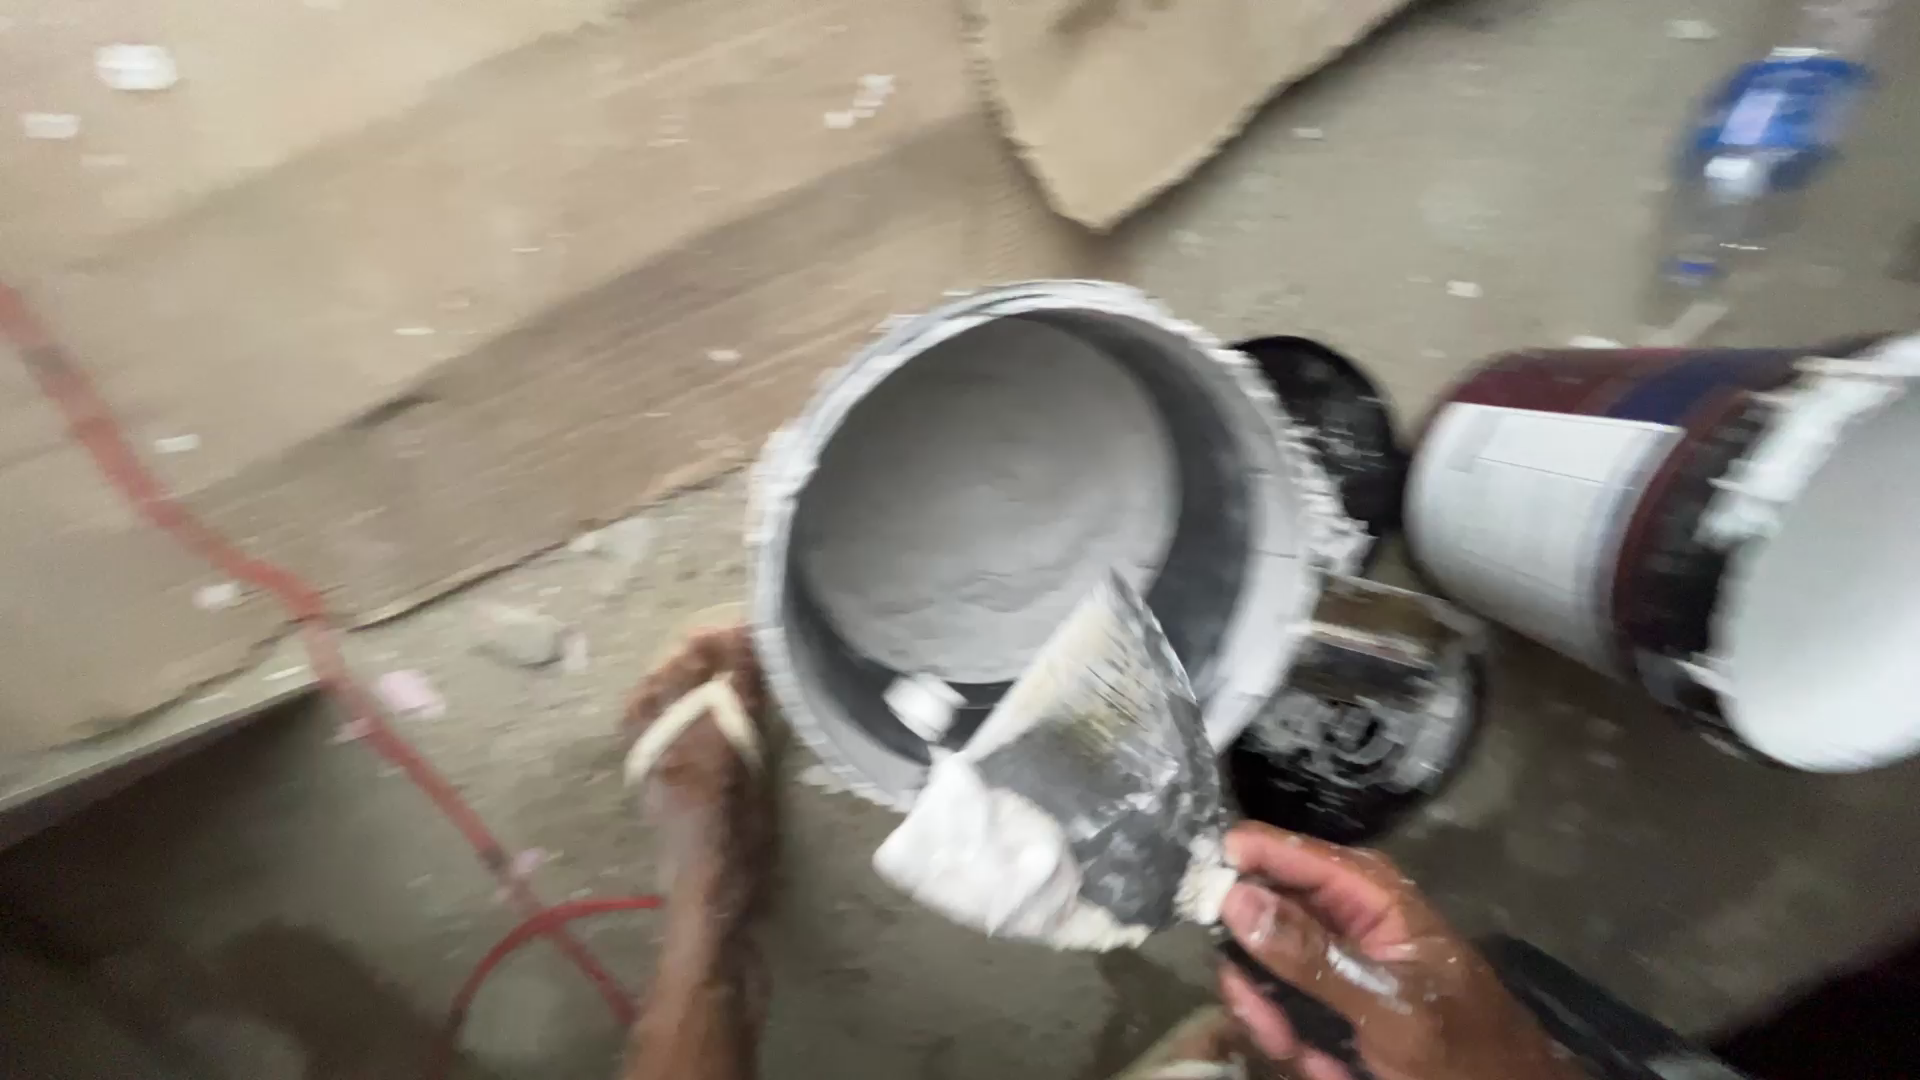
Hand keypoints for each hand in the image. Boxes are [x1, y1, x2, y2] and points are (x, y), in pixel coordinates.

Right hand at [1215, 822, 1581, 1079]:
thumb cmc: (1465, 1052)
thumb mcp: (1390, 1008)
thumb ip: (1311, 954)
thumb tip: (1232, 897)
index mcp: (1359, 883)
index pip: (1270, 847)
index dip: (1228, 867)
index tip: (1198, 908)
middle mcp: (1333, 902)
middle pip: (1251, 905)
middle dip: (1254, 970)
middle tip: (1269, 1022)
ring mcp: (1323, 944)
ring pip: (1253, 957)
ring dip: (1269, 1010)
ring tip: (1302, 1052)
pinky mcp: (1318, 983)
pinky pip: (1271, 993)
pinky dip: (1285, 1030)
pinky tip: (1322, 1061)